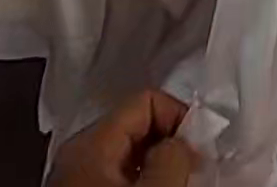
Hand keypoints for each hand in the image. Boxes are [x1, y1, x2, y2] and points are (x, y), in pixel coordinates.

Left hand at [49, 88, 198, 186]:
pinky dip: (142, 176)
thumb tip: (184, 140)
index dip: (178, 115)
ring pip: (128, 152)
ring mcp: (75, 176)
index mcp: (90, 138)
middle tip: (195, 166)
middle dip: (169, 139)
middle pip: (135, 124)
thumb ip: (170, 159)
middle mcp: (78, 150)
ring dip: (157, 161)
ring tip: (180, 179)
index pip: (143, 99)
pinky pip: (118, 174)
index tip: (201, 147)